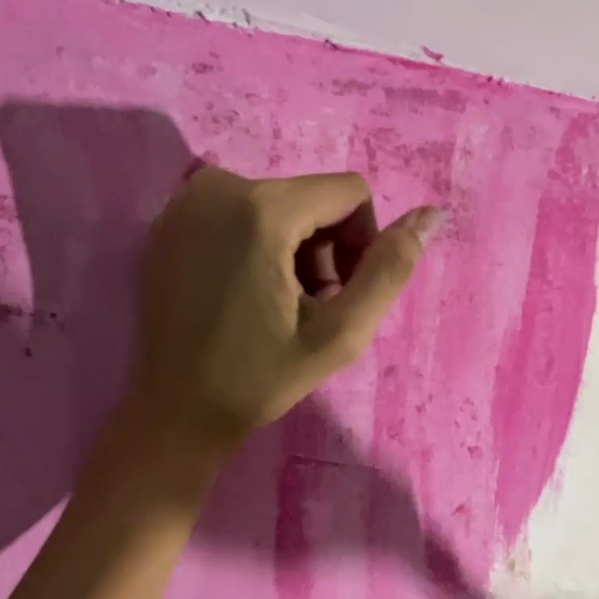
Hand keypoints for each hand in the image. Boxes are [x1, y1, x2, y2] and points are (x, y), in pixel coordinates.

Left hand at [130, 164, 442, 454]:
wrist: (177, 413)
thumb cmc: (260, 380)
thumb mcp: (339, 334)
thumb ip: (388, 270)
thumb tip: (431, 215)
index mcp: (262, 207)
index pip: (349, 192)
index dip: (361, 244)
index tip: (337, 296)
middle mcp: (218, 185)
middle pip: (309, 197)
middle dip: (323, 249)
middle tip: (306, 310)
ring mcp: (185, 203)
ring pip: (273, 204)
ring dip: (290, 250)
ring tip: (275, 308)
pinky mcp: (167, 224)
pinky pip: (235, 214)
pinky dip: (252, 247)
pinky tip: (241, 297)